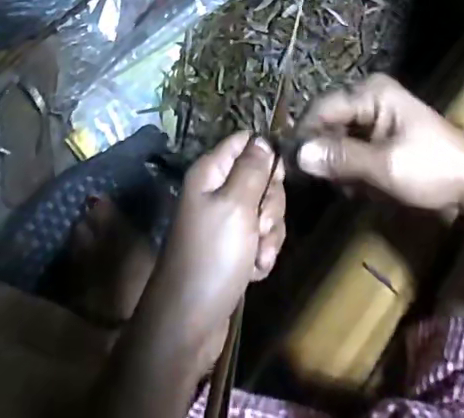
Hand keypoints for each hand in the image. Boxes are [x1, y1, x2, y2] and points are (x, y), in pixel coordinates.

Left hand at [133, 132, 284, 373]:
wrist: (188, 325)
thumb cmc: (211, 257)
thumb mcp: (236, 205)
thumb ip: (253, 168)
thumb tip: (263, 138)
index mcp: (210, 172)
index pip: (245, 141)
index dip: (266, 155)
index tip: (276, 178)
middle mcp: (215, 191)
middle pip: (261, 176)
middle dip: (271, 203)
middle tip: (259, 225)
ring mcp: (223, 222)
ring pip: (265, 210)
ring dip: (269, 234)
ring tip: (256, 256)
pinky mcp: (231, 249)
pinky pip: (260, 238)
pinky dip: (262, 254)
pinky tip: (254, 272)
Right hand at [294, 74, 463, 214]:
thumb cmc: (432, 169)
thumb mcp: (385, 166)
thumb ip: (341, 158)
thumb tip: (298, 154)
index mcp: (371, 92)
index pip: (322, 108)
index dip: (306, 136)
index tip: (294, 168)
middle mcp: (370, 95)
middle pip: (329, 122)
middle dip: (328, 155)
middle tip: (332, 185)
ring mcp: (376, 114)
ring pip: (339, 138)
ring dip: (342, 166)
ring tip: (357, 189)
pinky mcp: (382, 133)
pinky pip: (353, 147)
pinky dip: (354, 169)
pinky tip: (367, 187)